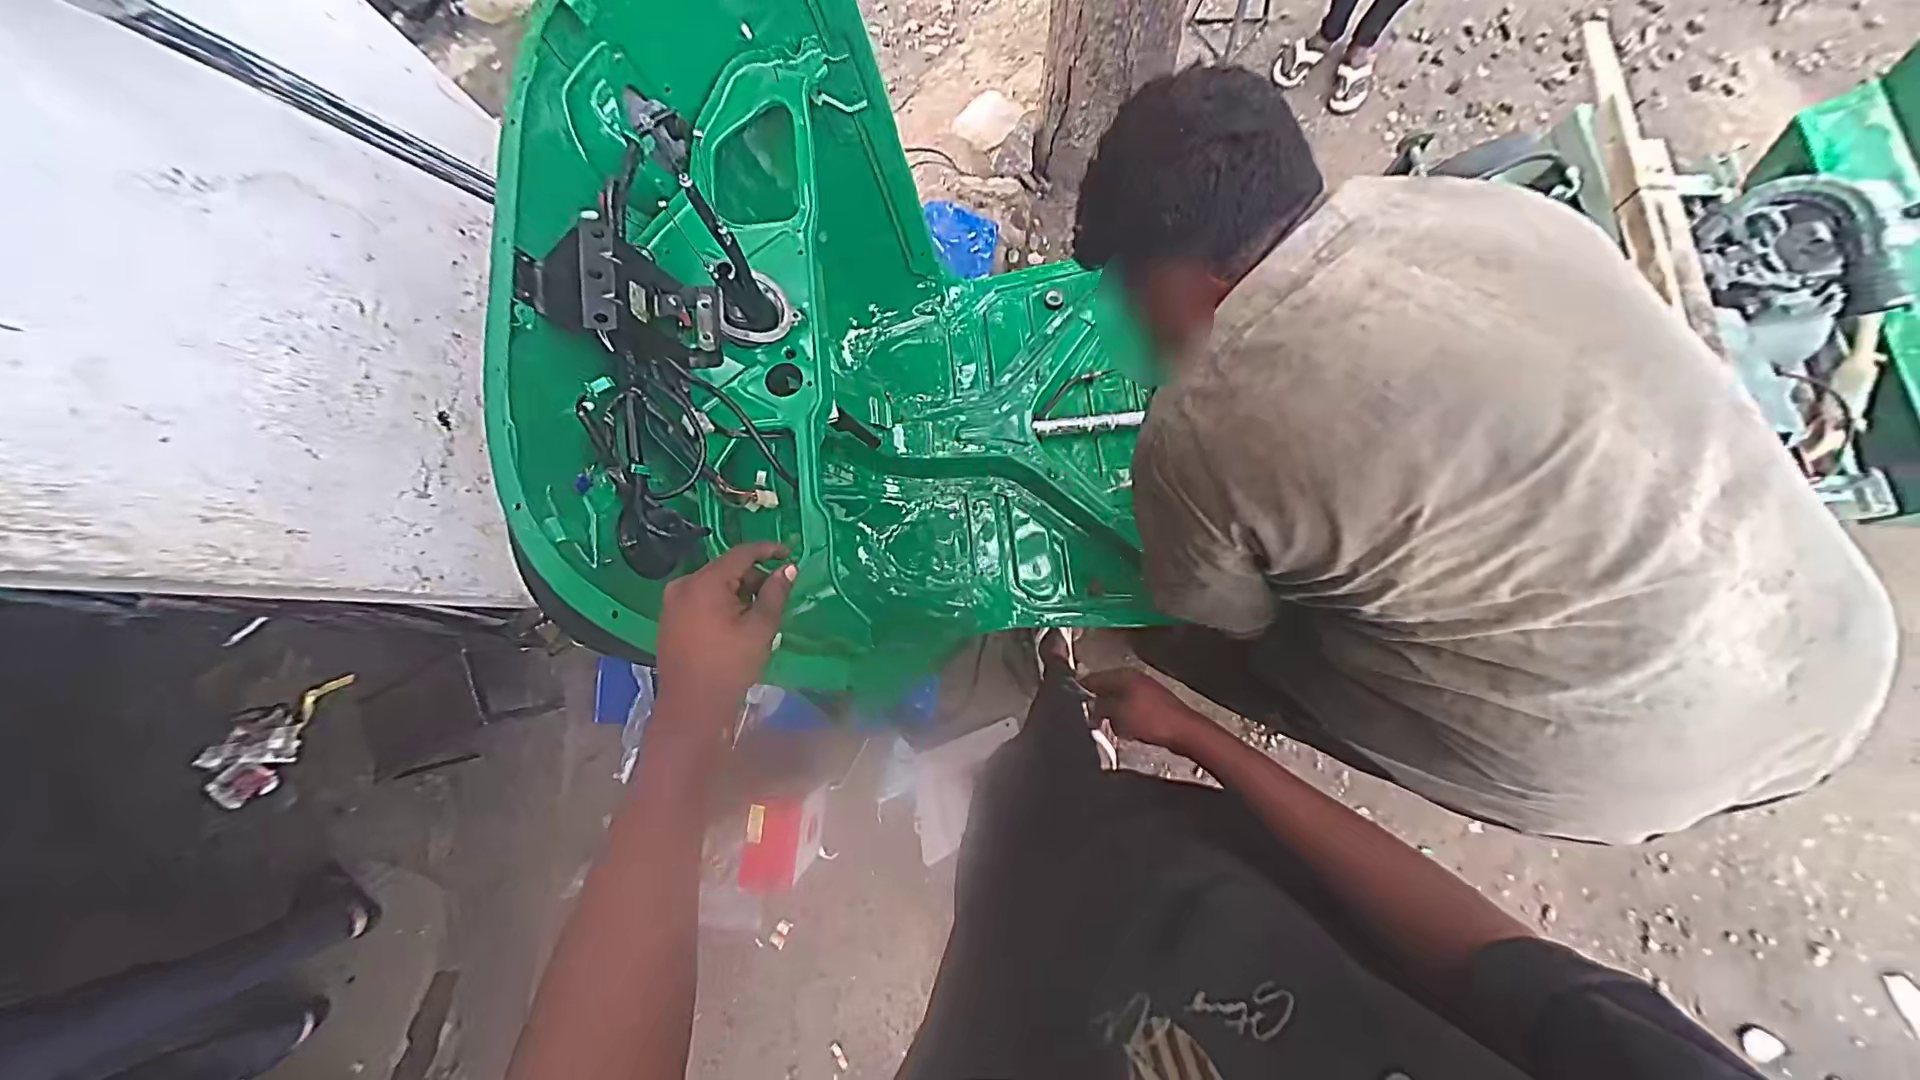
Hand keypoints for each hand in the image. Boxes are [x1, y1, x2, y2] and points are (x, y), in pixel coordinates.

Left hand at [654, 542, 795, 718]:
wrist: (692, 707)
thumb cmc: (730, 665)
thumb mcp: (760, 627)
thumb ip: (775, 592)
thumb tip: (788, 569)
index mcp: (705, 583)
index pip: (741, 554)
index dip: (768, 550)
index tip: (790, 554)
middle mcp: (683, 585)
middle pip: (726, 568)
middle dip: (754, 576)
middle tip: (777, 594)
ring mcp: (672, 602)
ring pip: (714, 583)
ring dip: (739, 590)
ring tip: (759, 614)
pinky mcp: (670, 618)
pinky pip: (702, 597)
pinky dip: (722, 601)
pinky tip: (737, 622)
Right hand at [1082, 668, 1208, 751]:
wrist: (1185, 733)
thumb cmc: (1151, 721)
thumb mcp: (1117, 714)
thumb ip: (1099, 706)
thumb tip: (1091, 705)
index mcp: (1124, 674)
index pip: (1093, 677)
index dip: (1081, 690)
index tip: (1072, 703)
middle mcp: (1134, 678)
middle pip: (1106, 688)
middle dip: (1098, 704)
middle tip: (1092, 720)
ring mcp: (1146, 690)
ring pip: (1118, 700)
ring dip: (1113, 714)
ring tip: (1113, 728)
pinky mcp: (1155, 705)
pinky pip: (1131, 709)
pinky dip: (1127, 719)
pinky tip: (1129, 731)